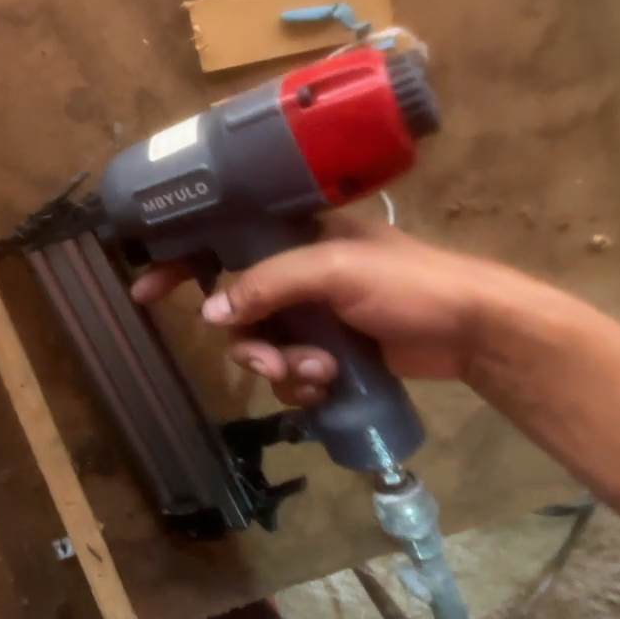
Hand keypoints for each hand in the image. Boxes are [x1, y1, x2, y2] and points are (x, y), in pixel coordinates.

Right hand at [131, 214, 532, 403]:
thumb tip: (211, 315)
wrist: (475, 331)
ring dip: (279, 365)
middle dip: (247, 340)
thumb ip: (268, 284)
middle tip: (265, 360)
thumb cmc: (409, 282)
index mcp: (292, 236)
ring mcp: (309, 313)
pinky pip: (287, 369)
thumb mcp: (335, 269)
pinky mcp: (327, 349)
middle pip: (235, 308)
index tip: (145, 289)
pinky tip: (329, 382)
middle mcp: (293, 272)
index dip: (179, 262)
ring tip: (318, 372)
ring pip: (258, 344)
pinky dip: (301, 381)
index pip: (221, 241)